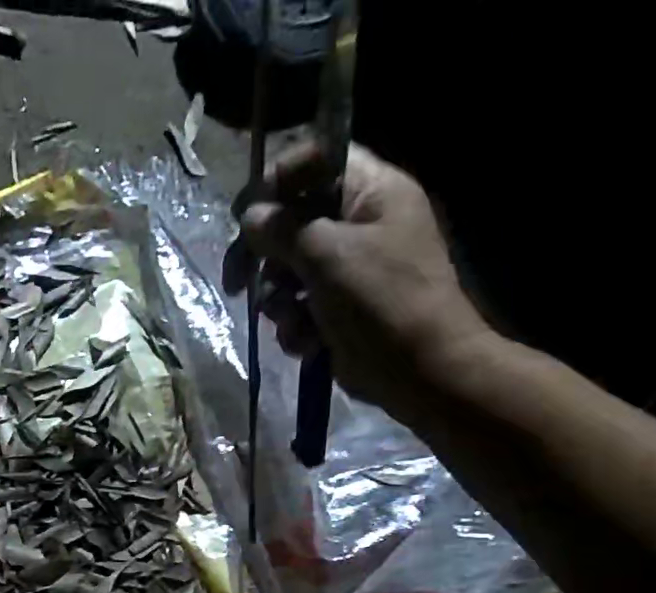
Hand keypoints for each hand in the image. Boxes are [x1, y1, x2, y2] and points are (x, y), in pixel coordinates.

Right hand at [240, 144, 491, 422]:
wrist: (419, 369)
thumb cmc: (381, 300)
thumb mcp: (326, 255)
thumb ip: (282, 229)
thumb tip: (249, 216)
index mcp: (373, 192)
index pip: (317, 159)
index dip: (278, 180)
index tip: (247, 215)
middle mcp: (360, 223)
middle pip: (290, 220)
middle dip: (261, 255)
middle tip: (236, 282)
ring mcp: (347, 267)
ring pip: (286, 269)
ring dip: (277, 299)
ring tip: (291, 320)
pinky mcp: (336, 306)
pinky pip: (296, 304)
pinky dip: (294, 324)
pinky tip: (308, 342)